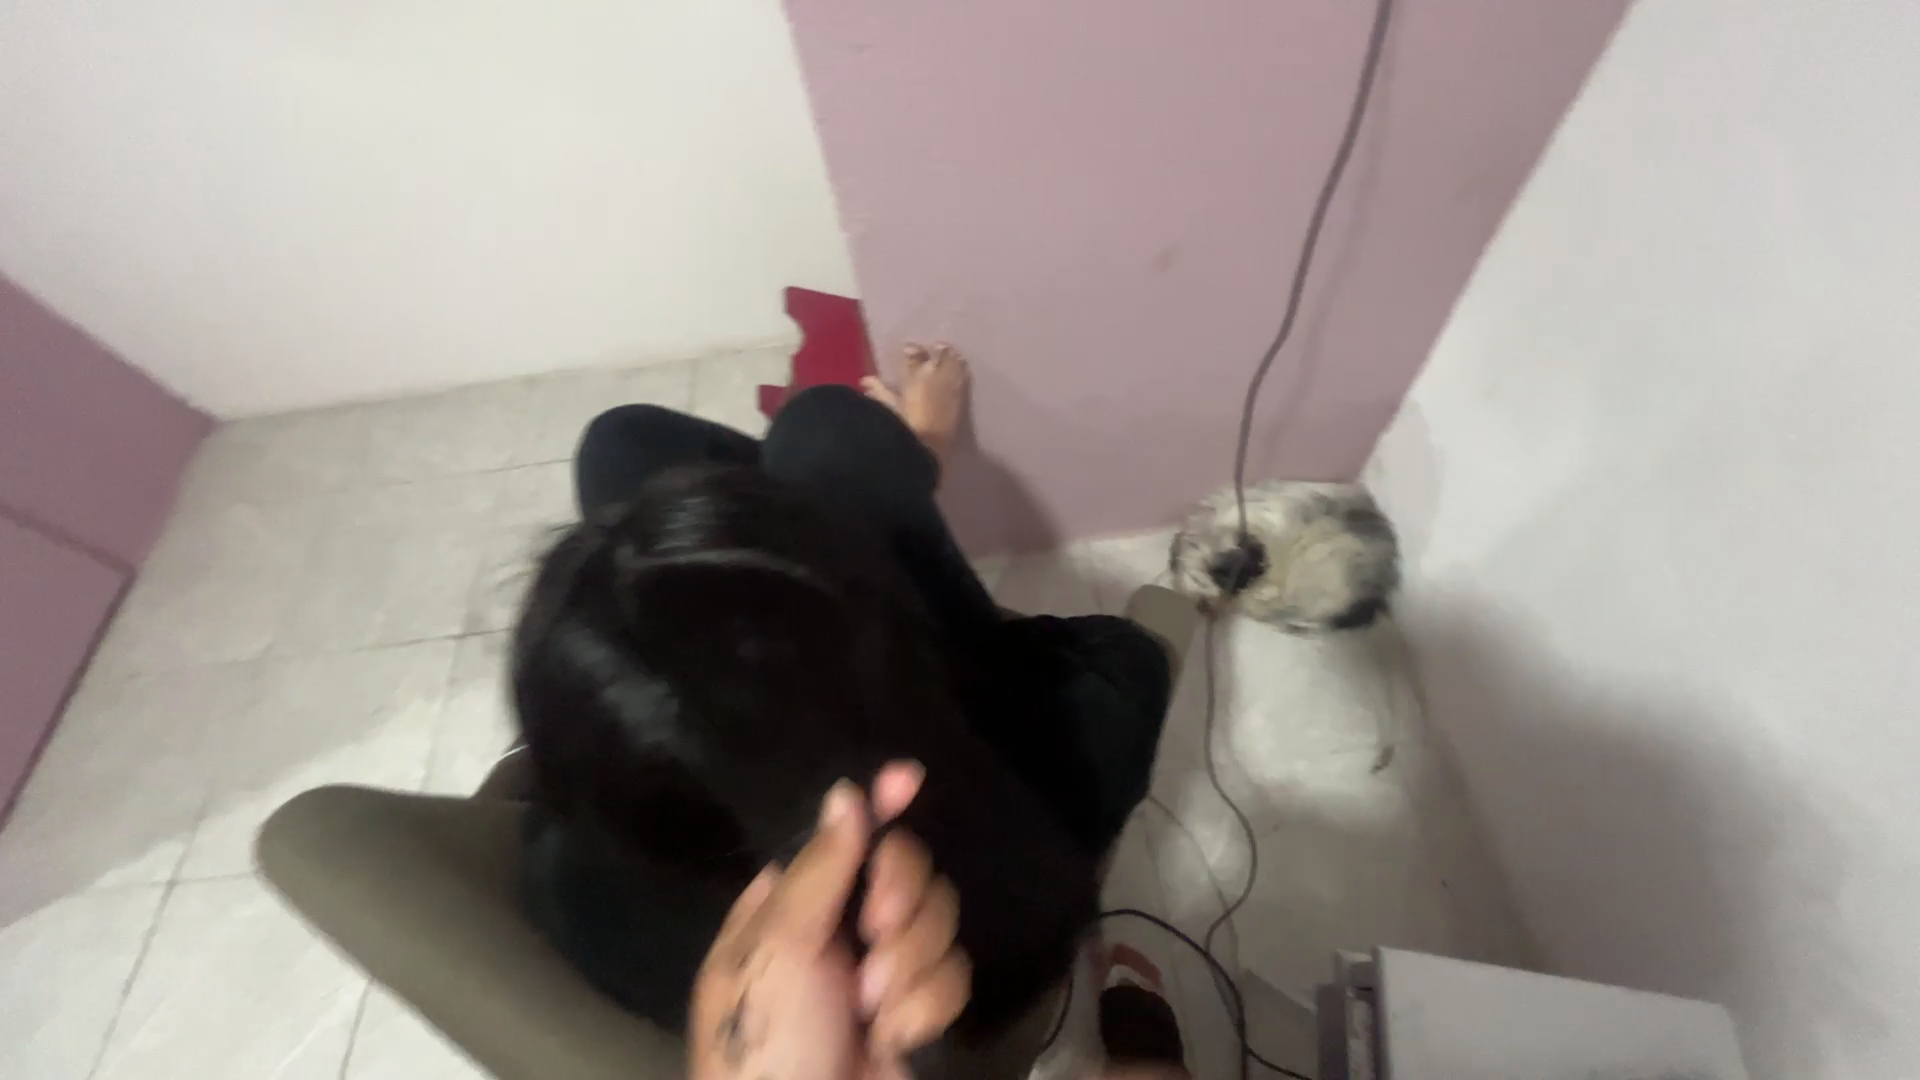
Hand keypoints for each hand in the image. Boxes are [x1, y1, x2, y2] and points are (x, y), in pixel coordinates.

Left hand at [687, 763, 970, 1079]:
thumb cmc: (766, 1041)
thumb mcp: (776, 949)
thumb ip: (820, 867)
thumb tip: (846, 793)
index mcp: (795, 902)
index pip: (843, 833)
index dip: (879, 803)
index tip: (909, 778)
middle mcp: (842, 924)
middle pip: (905, 866)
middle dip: (899, 895)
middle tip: (877, 925)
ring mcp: (882, 966)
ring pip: (936, 916)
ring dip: (909, 963)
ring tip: (873, 1007)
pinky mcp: (917, 1007)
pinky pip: (951, 972)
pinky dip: (923, 1006)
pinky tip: (892, 1037)